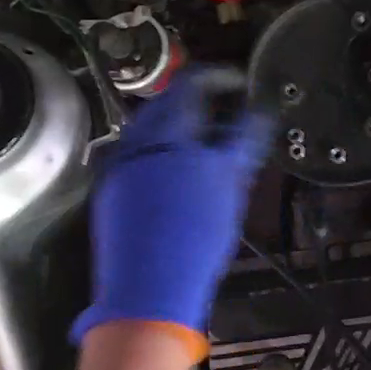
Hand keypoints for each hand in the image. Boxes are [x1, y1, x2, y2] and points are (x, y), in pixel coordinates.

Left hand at [68, 68, 270, 352]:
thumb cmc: (196, 235)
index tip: (242, 85)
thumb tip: (258, 113)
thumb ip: (242, 141)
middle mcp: (136, 140)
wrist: (147, 291)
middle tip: (231, 119)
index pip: (193, 82)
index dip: (221, 78)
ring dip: (184, 131)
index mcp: (166, 131)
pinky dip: (165, 155)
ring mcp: (119, 165)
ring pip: (155, 131)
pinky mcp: (112, 190)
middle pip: (170, 104)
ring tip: (212, 150)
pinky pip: (141, 156)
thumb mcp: (229, 183)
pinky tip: (183, 176)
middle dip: (203, 105)